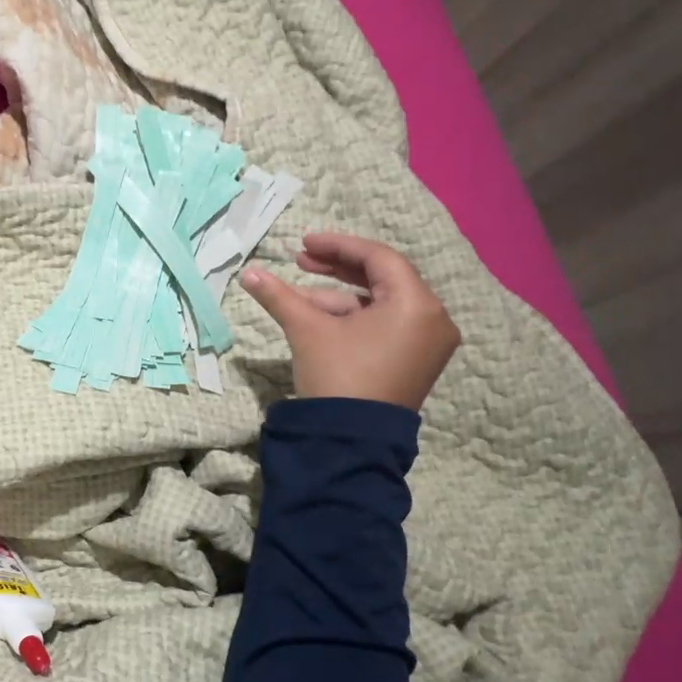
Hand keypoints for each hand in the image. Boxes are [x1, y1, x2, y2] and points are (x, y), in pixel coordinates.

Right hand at [240, 232, 460, 410]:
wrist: (351, 438)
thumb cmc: (337, 375)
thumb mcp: (306, 329)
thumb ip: (279, 296)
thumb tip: (248, 273)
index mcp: (416, 304)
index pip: (378, 258)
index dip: (338, 246)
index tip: (303, 243)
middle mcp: (433, 318)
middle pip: (383, 277)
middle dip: (337, 269)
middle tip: (300, 262)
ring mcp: (427, 341)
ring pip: (379, 303)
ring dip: (337, 297)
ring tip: (296, 301)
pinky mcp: (416, 359)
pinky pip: (386, 324)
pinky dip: (353, 317)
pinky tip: (319, 319)